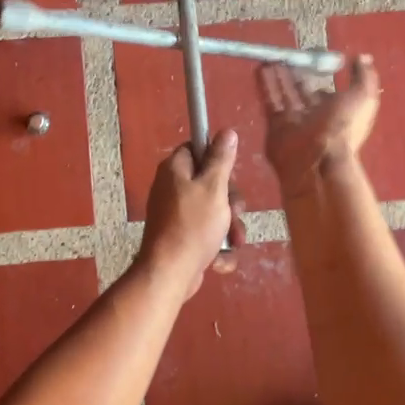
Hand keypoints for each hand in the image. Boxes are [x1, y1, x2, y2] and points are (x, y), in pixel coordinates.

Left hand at [140, 130, 244, 296]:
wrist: (170, 273)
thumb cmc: (193, 225)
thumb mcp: (213, 187)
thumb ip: (221, 159)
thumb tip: (226, 131)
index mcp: (175, 170)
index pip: (196, 150)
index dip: (216, 160)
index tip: (228, 175)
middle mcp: (172, 189)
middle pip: (210, 183)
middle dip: (229, 202)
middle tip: (234, 213)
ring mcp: (176, 215)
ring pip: (213, 213)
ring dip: (228, 229)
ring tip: (232, 242)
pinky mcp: (182, 238)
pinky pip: (206, 236)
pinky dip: (216, 248)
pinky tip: (218, 259)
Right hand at [258, 56, 381, 196]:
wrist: (318, 159)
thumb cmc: (343, 127)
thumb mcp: (364, 98)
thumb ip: (364, 77)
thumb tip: (362, 57)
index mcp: (336, 111)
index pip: (325, 91)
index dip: (319, 74)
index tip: (311, 57)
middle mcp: (314, 116)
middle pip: (301, 90)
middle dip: (294, 73)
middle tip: (285, 54)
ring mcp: (293, 121)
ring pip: (284, 93)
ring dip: (277, 76)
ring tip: (270, 56)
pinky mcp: (275, 124)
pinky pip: (270, 101)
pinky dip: (265, 84)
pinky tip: (260, 68)